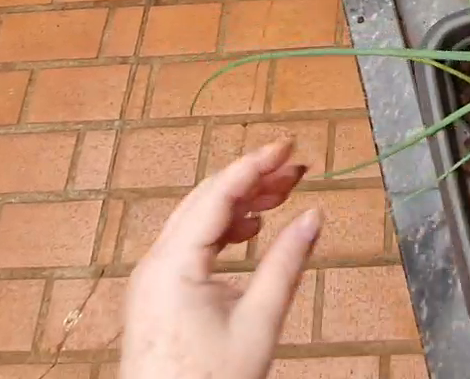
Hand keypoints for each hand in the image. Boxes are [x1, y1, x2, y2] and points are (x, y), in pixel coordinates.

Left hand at [121, 138, 322, 378]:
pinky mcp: (158, 293)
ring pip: (199, 218)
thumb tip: (316, 214)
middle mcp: (156, 261)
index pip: (219, 193)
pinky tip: (253, 230)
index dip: (256, 163)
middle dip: (253, 179)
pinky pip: (192, 242)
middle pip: (207, 199)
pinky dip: (225, 228)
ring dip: (241, 202)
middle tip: (297, 170)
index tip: (290, 146)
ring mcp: (153, 278)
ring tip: (283, 195)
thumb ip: (287, 262)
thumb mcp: (259, 323)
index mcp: (173, 262)